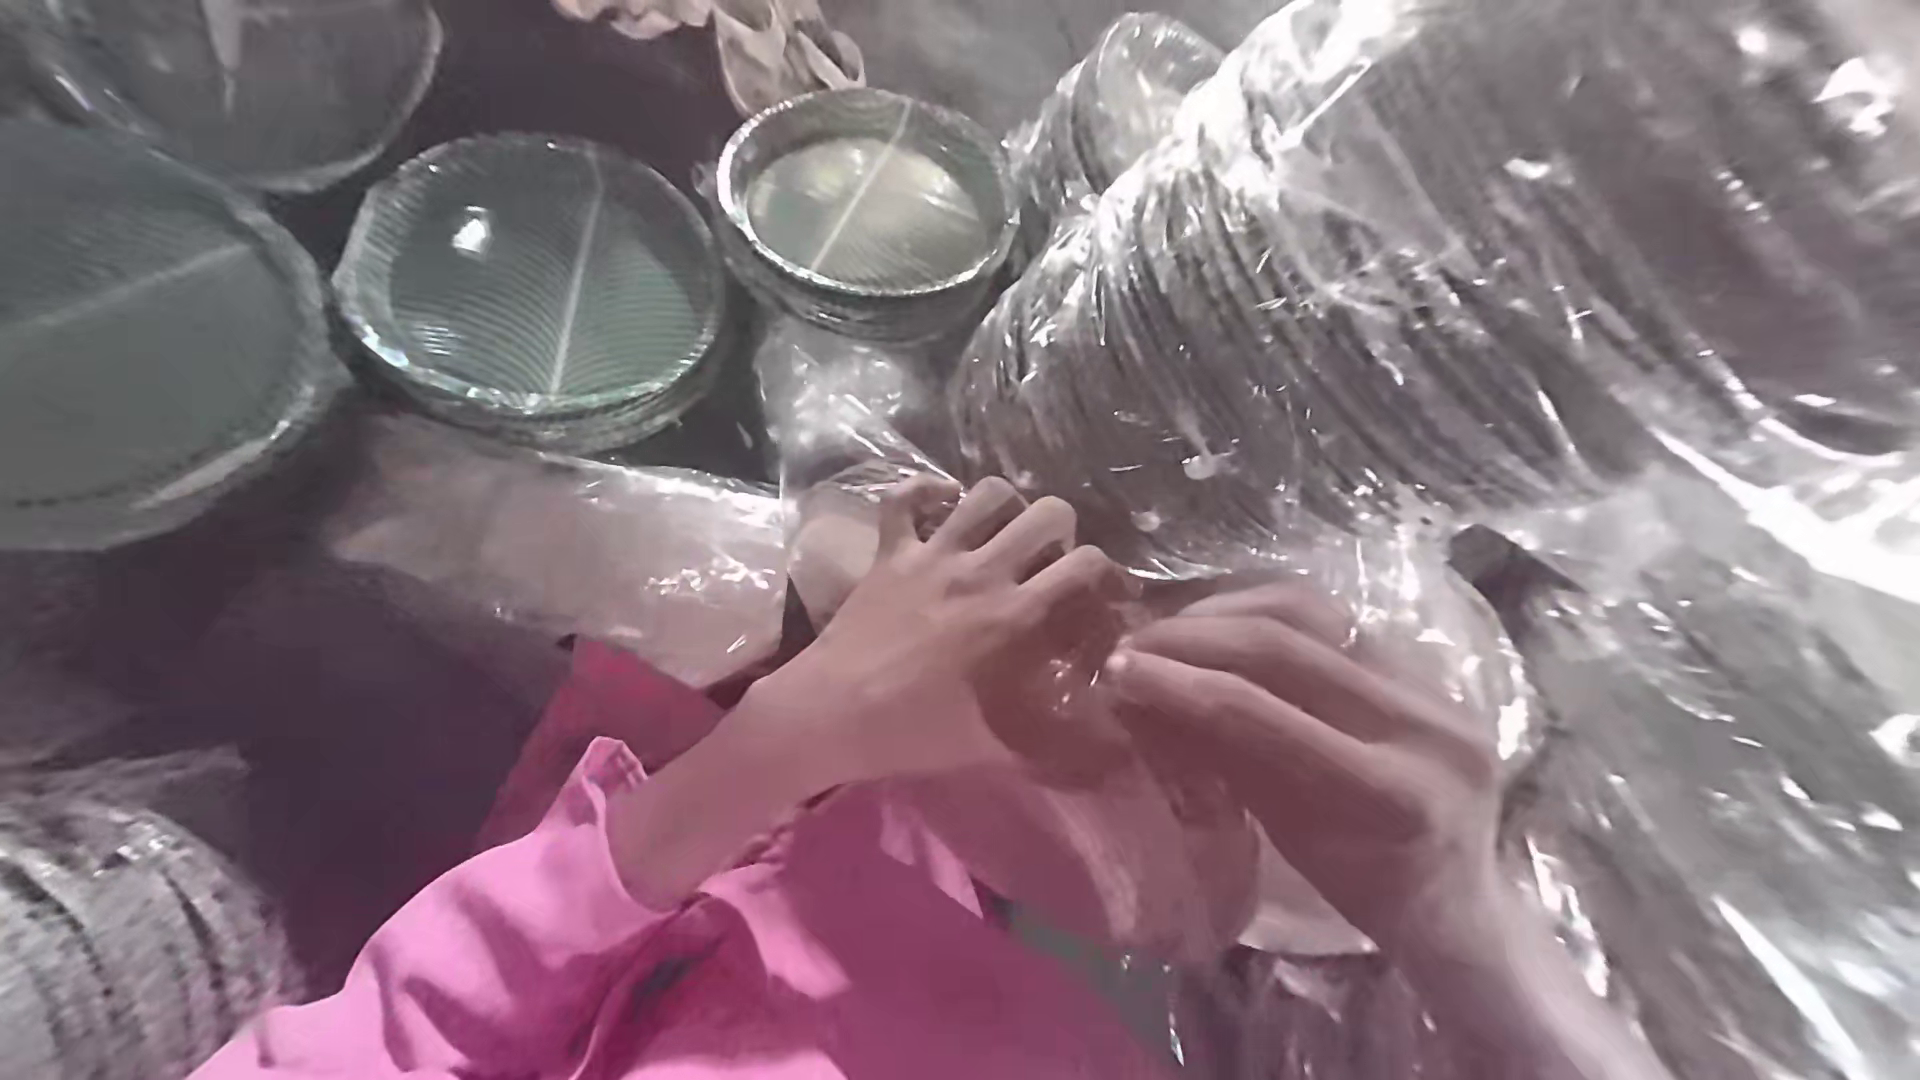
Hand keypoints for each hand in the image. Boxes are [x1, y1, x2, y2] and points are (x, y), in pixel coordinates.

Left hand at [749, 476, 1131, 791]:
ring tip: (1004, 529)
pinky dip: (925, 492)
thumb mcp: (996, 745)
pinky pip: (904, 498)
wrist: (831, 715)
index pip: (1086, 566)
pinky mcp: (890, 550)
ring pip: (986, 493)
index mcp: (1012, 616)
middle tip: (1052, 556)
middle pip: (1048, 513)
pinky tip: (941, 505)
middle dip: (1064, 530)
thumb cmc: (914, 732)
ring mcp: (931, 553)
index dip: (1110, 574)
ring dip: (1007, 505)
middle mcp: (979, 571)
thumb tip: (1112, 755)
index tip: (1109, 592)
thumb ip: (1056, 744)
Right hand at [1104, 583, 1502, 959]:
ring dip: (1216, 611)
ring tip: (1165, 626)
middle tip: (1129, 643)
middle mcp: (1421, 724)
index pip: (1256, 713)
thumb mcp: (1276, 832)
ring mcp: (1430, 682)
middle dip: (1184, 638)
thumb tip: (1140, 696)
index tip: (1115, 670)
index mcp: (1386, 795)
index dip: (1173, 683)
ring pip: (1301, 609)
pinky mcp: (1421, 658)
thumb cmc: (1357, 885)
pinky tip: (1216, 619)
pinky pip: (1324, 610)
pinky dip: (1255, 605)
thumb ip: (1217, 755)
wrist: (1456, 890)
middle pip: (1277, 647)